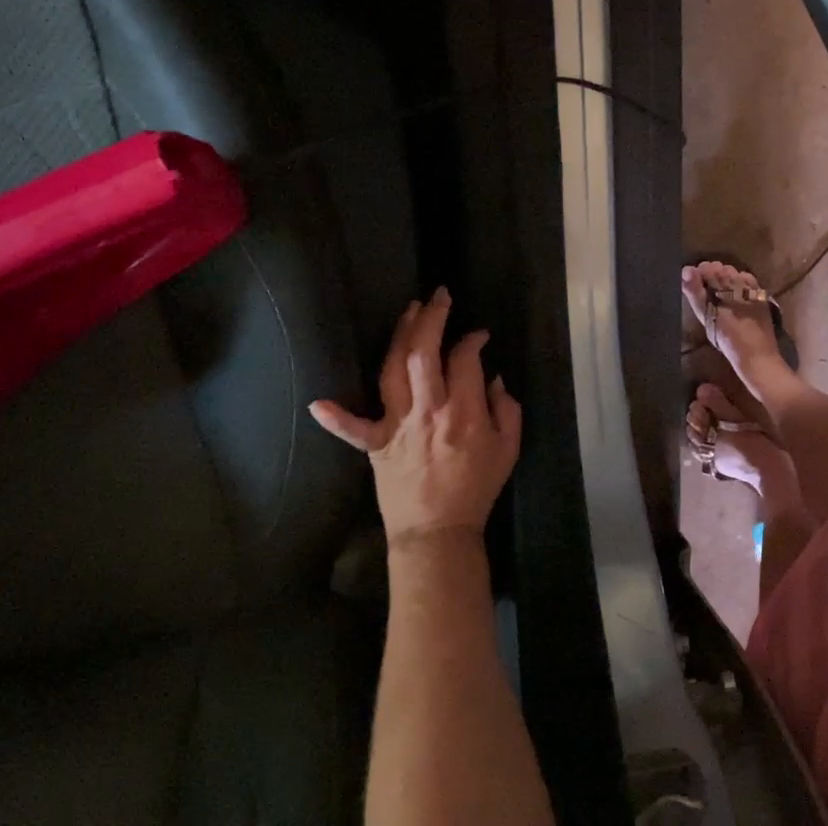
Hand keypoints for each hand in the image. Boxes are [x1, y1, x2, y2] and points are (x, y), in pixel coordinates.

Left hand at [308, 287, 521, 544]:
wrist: (438, 531)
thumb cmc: (477, 488)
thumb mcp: (509, 448)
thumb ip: (507, 409)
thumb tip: (494, 379)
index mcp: (465, 413)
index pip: (466, 360)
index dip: (473, 340)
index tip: (479, 335)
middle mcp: (429, 412)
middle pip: (425, 354)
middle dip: (432, 319)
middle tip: (439, 297)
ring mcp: (398, 426)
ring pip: (393, 371)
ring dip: (399, 337)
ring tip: (409, 312)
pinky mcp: (375, 445)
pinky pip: (352, 430)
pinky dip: (335, 417)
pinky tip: (318, 403)